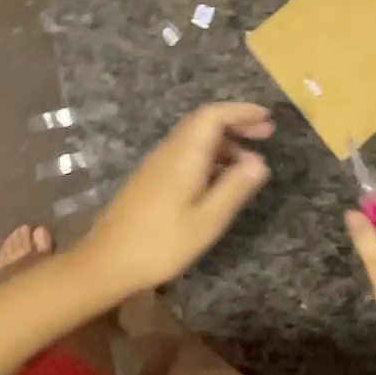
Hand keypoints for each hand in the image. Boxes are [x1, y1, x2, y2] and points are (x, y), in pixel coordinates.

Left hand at [80, 102, 272, 294]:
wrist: (107, 262)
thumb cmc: (162, 244)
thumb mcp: (208, 220)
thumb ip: (235, 188)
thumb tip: (260, 162)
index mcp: (183, 157)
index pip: (213, 116)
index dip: (241, 112)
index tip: (268, 118)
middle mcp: (168, 153)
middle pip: (203, 123)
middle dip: (236, 123)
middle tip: (266, 134)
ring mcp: (156, 166)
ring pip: (194, 139)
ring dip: (224, 142)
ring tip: (250, 162)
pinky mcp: (151, 180)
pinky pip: (185, 155)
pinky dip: (210, 157)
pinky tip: (221, 179)